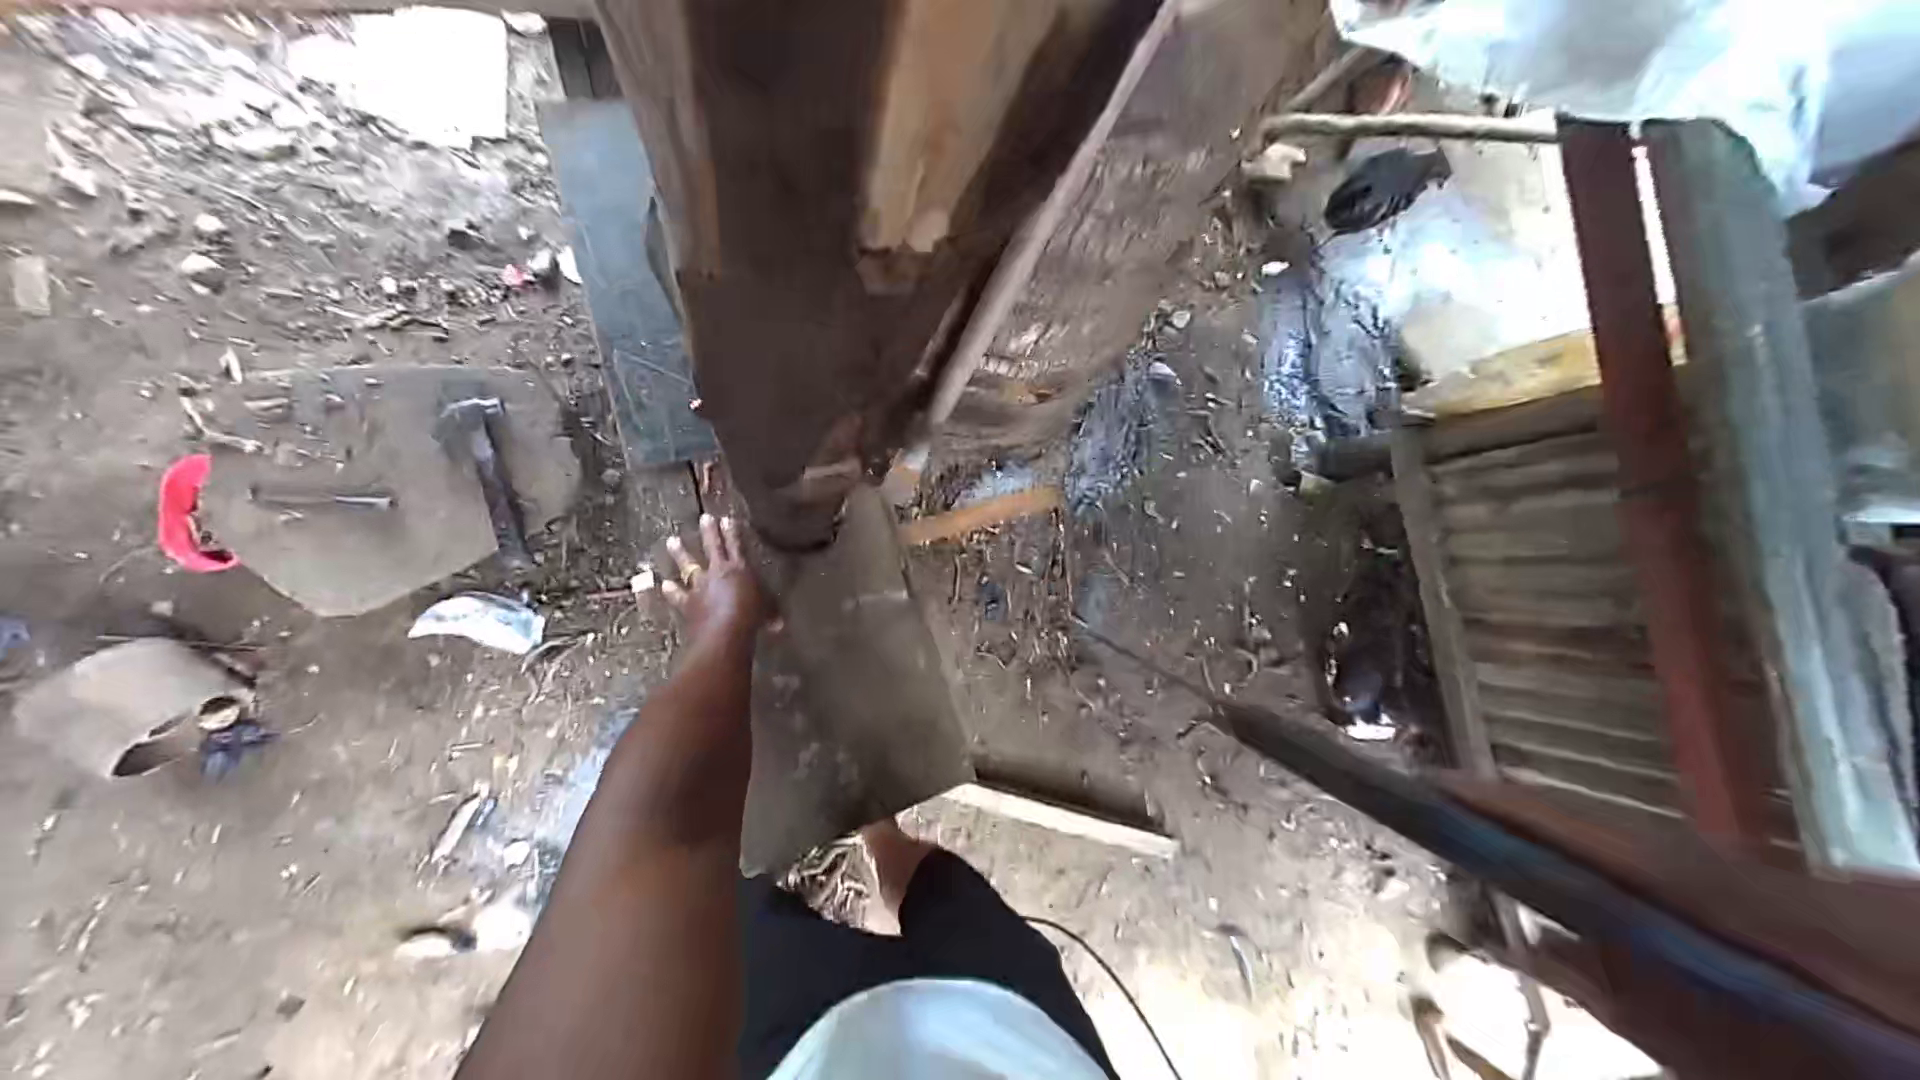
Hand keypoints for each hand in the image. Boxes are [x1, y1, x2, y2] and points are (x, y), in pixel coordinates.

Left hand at [656, 514, 773, 643]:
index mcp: (740, 569)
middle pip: (713, 547)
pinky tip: (664, 585)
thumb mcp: (768, 611)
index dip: (732, 532)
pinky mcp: (688, 602)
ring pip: (689, 565)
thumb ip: (770, 612)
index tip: (726, 519)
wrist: (724, 632)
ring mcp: (700, 586)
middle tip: (704, 517)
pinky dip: (671, 590)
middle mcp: (719, 572)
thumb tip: (778, 623)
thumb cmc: (752, 616)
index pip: (737, 545)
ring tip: (672, 540)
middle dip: (709, 532)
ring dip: (680, 553)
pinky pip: (678, 594)